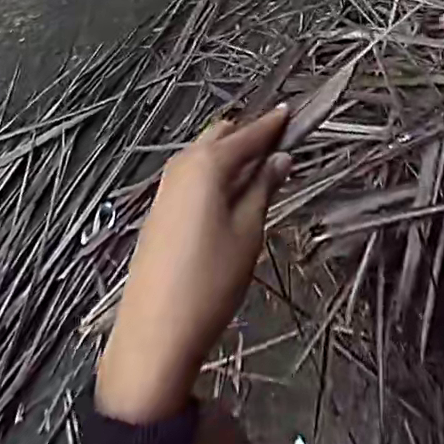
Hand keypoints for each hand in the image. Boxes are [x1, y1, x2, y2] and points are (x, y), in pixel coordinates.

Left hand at [95, 106, 292, 422]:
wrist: (154, 331)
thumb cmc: (210, 280)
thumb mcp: (248, 232)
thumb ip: (263, 188)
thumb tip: (280, 158)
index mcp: (207, 164)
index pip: (247, 134)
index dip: (271, 124)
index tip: (290, 111)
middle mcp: (182, 164)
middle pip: (220, 135)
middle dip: (248, 135)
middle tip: (278, 144)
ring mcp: (166, 185)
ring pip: (204, 153)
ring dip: (230, 154)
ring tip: (259, 169)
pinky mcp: (160, 207)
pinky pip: (192, 173)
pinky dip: (214, 172)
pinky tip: (229, 192)